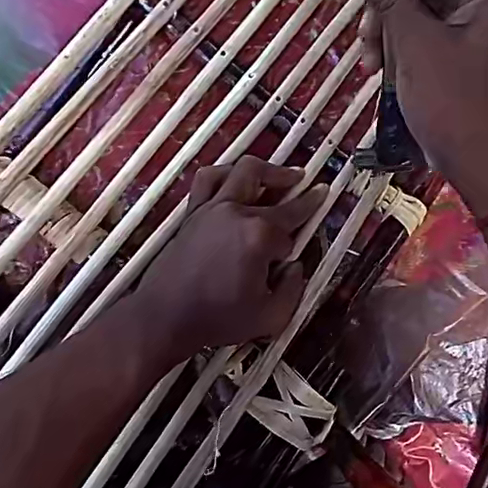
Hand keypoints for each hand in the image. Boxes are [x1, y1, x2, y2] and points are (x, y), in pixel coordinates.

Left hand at [127, 158, 326, 360]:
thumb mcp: (271, 317)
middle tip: (309, 187)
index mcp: (259, 235)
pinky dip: (225, 173)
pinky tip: (234, 179)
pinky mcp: (192, 212)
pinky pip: (208, 179)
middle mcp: (236, 212)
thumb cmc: (217, 318)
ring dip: (264, 170)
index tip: (322, 201)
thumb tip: (295, 268)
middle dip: (296, 190)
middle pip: (273, 191)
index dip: (310, 213)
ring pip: (241, 171)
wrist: (165, 316)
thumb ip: (294, 289)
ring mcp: (211, 208)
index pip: (293, 221)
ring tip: (278, 176)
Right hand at [352, 0, 487, 207]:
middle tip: (369, 14)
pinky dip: (392, 31)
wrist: (478, 160)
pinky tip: (379, 62)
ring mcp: (470, 4)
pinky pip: (415, 9)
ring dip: (384, 13)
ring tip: (372, 53)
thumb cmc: (455, 106)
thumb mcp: (414, 49)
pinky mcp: (456, 27)